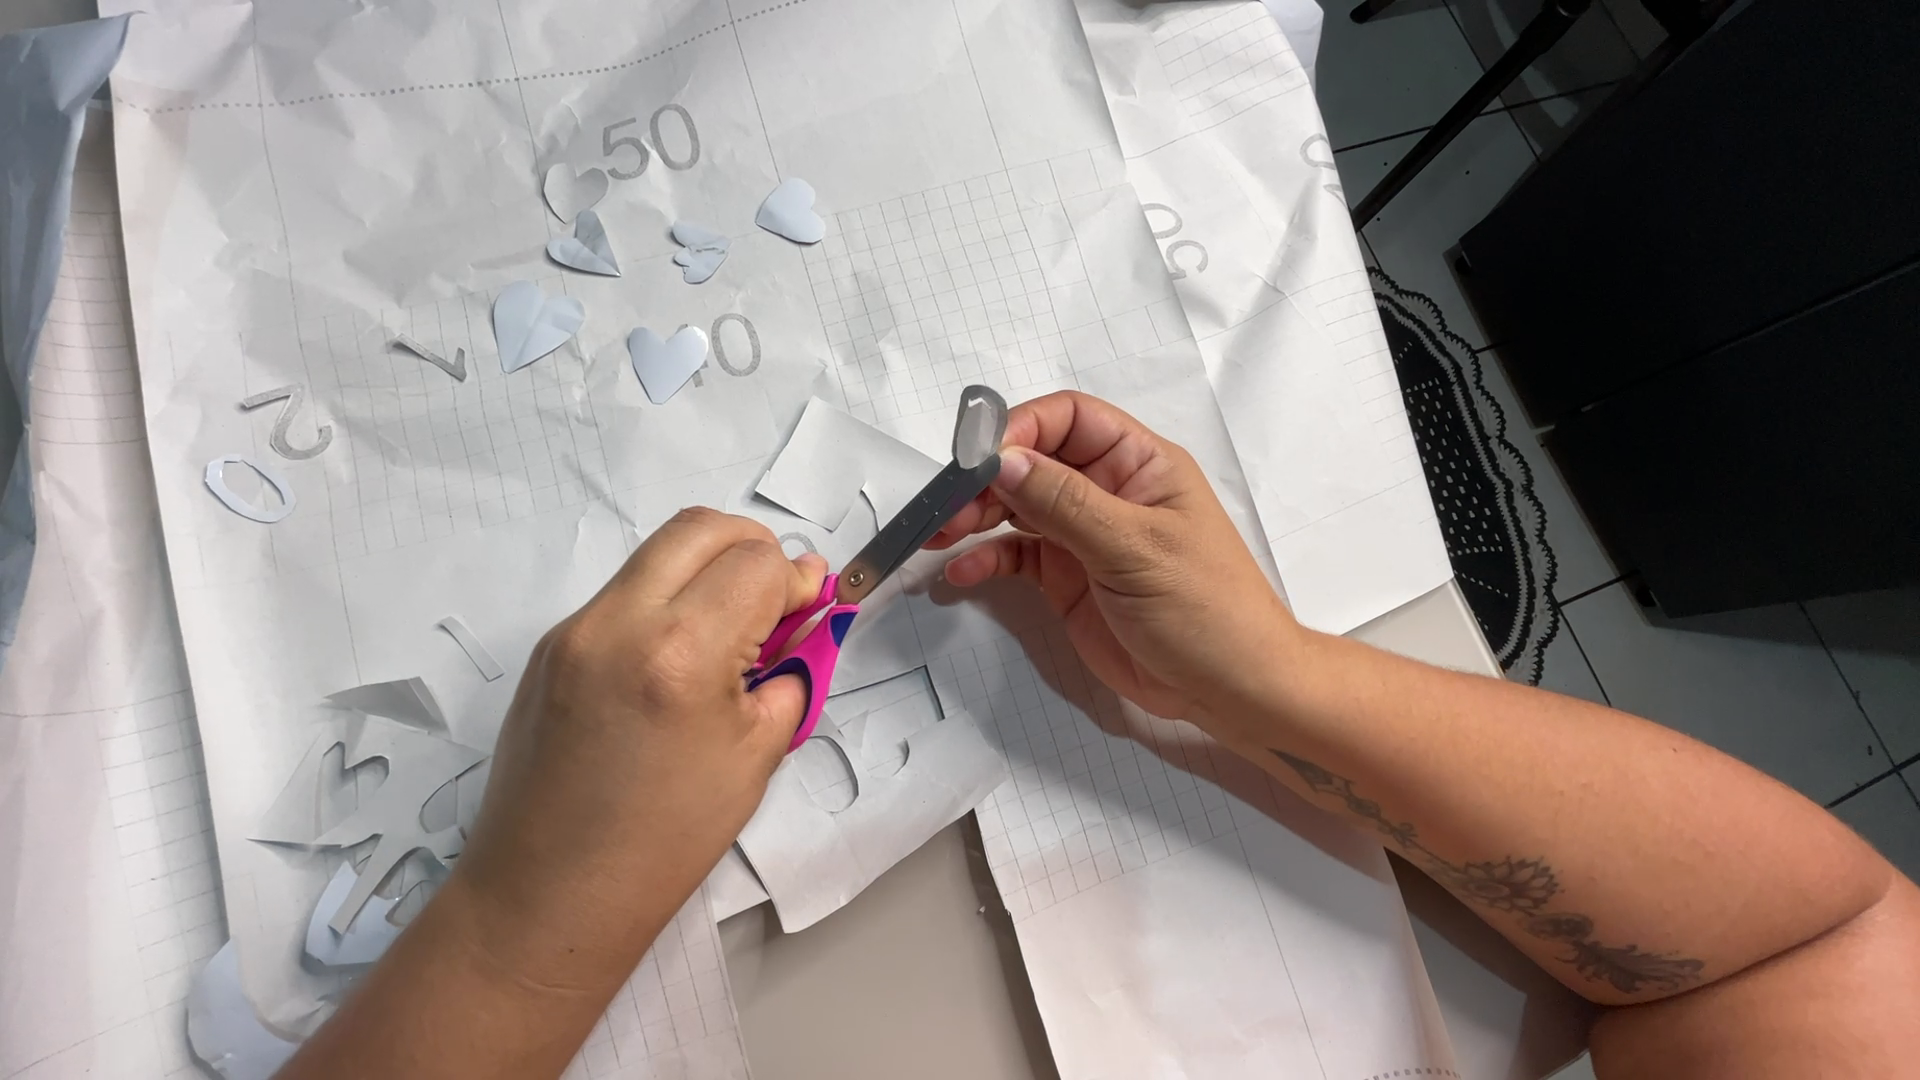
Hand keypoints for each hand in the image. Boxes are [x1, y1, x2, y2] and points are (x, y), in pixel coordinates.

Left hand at [449, 508, 824, 991]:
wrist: (548, 897)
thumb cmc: (669, 839)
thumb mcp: (760, 751)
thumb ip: (791, 668)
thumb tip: (803, 613)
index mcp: (681, 652)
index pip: (757, 564)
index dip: (797, 579)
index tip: (810, 609)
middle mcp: (619, 620)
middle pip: (703, 527)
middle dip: (756, 547)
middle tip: (775, 598)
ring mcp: (576, 628)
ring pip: (661, 550)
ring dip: (712, 567)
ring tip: (732, 628)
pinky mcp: (553, 644)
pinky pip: (629, 589)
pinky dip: (672, 596)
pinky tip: (684, 655)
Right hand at [930, 391, 1297, 745]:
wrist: (1228, 689)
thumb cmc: (1203, 608)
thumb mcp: (1136, 549)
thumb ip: (1065, 504)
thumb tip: (1002, 460)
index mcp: (1137, 463)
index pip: (1069, 419)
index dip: (1021, 429)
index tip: (978, 459)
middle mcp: (1105, 491)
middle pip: (1033, 462)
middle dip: (987, 478)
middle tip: (946, 507)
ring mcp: (1082, 535)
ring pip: (1017, 507)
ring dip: (976, 517)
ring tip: (940, 536)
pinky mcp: (1065, 577)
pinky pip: (1016, 555)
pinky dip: (986, 560)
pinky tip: (960, 575)